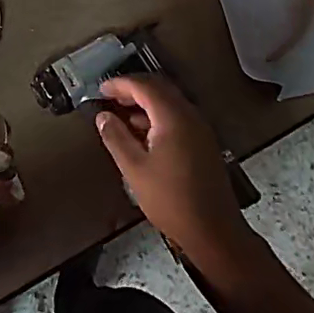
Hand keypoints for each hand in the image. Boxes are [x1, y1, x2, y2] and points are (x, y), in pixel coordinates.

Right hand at [95, 75, 256, 267]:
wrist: (211, 228)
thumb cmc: (171, 200)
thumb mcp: (135, 169)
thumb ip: (117, 138)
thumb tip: (104, 117)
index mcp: (174, 117)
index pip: (145, 86)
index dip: (121, 84)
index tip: (102, 89)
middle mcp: (191, 116)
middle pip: (160, 89)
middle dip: (134, 90)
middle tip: (110, 97)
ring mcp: (200, 129)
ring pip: (170, 103)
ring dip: (146, 104)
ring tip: (122, 115)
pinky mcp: (204, 142)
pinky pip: (179, 118)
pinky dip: (158, 117)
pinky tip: (143, 134)